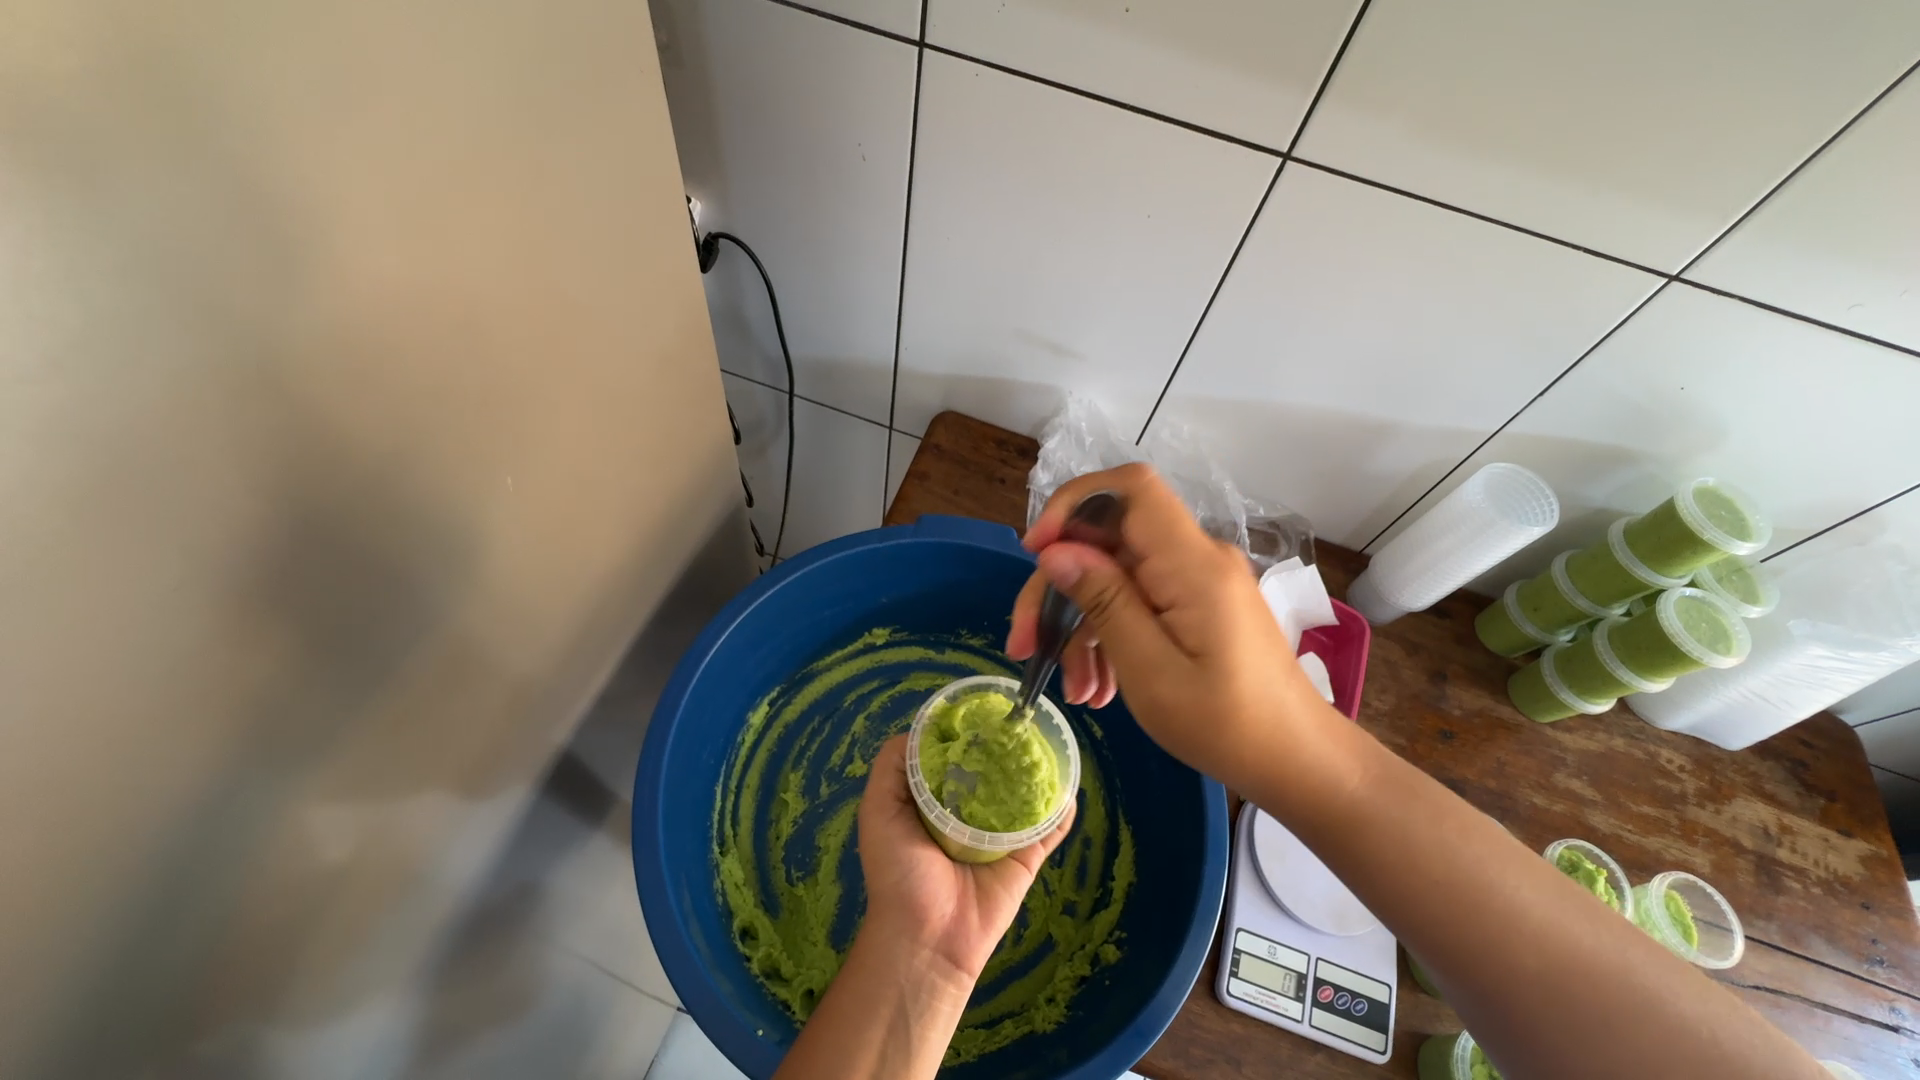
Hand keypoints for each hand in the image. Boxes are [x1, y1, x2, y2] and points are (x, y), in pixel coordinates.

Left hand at [855, 735, 1075, 979]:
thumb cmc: (898, 870)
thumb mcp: (878, 808)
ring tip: (1049, 741)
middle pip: (991, 771)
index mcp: (932, 801)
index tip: (980, 705)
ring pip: (1022, 795)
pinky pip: (1047, 830)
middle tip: (1021, 719)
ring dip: (1036, 771)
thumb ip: (892, 766)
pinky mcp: (1024, 858)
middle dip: (1003, 747)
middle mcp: (967, 813)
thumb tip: (920, 728)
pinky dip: (1061, 809)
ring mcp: (998, 835)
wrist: (925, 937)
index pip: (953, 757)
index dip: (964, 732)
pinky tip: (1071, 785)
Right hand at [1006, 464, 1347, 790]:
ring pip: (1115, 576)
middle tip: (1024, 646)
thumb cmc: (1226, 724)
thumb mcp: (1150, 671)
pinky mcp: (1195, 605)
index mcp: (1191, 564)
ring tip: (1074, 689)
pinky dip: (1109, 637)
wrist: (1295, 759)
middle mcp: (1195, 558)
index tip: (1036, 551)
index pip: (1130, 488)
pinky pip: (1138, 601)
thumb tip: (1056, 552)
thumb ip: (1104, 603)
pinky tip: (1097, 687)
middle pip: (1107, 540)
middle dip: (1058, 588)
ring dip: (1080, 626)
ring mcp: (1196, 581)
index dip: (1073, 503)